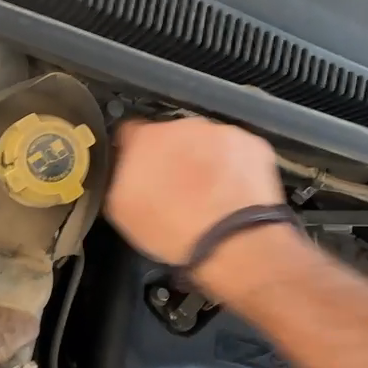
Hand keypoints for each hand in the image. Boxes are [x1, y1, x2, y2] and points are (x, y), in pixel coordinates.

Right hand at [104, 117, 287, 273]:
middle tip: (170, 186)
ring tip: (202, 192)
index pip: (127, 131)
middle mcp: (181, 126)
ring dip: (199, 159)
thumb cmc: (172, 228)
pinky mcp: (252, 144)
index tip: (133, 167)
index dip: (129, 151)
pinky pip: (234, 150)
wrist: (231, 241)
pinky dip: (229, 165)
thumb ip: (116, 178)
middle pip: (167, 135)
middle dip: (167, 155)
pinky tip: (226, 191)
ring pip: (202, 141)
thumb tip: (119, 170)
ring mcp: (220, 132)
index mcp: (143, 139)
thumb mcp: (120, 209)